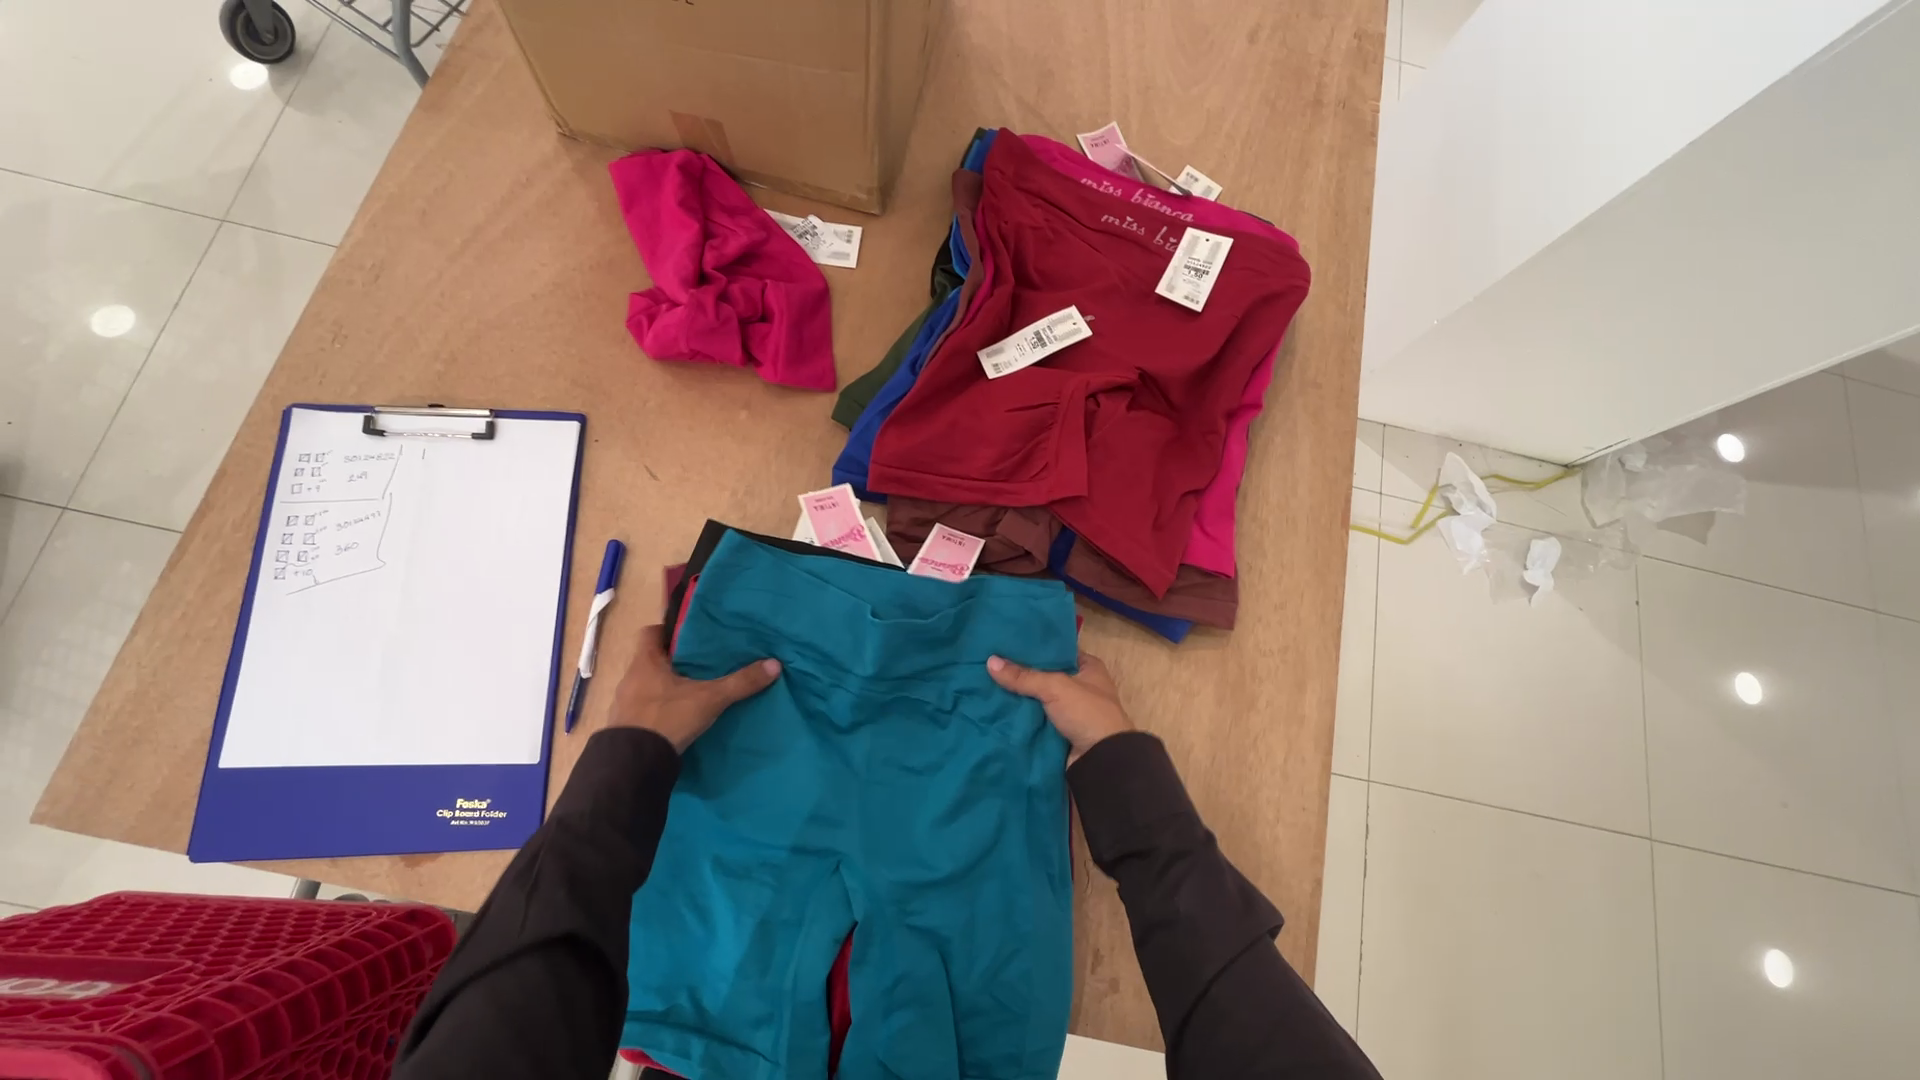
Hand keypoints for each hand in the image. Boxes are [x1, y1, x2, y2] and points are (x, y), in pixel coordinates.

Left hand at [606, 625, 780, 751]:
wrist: (634, 764)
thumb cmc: (667, 718)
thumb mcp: (710, 699)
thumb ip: (741, 682)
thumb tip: (774, 664)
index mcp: (645, 663)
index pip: (650, 633)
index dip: (668, 631)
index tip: (691, 636)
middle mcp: (630, 679)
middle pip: (651, 660)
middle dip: (674, 661)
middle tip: (701, 663)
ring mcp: (623, 704)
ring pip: (646, 685)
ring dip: (664, 687)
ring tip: (691, 691)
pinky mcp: (624, 727)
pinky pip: (642, 708)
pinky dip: (658, 709)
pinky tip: (677, 717)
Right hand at [987, 651, 1133, 763]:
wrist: (1101, 760)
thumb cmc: (1086, 713)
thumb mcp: (1055, 687)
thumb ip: (1023, 676)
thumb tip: (990, 662)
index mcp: (1088, 668)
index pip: (1056, 650)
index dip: (1034, 647)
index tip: (1006, 642)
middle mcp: (1080, 686)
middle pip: (1044, 675)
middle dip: (1020, 673)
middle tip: (990, 662)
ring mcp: (1069, 710)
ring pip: (1036, 698)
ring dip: (1017, 696)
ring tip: (985, 682)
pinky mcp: (1059, 730)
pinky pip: (1034, 718)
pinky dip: (1020, 715)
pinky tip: (995, 707)